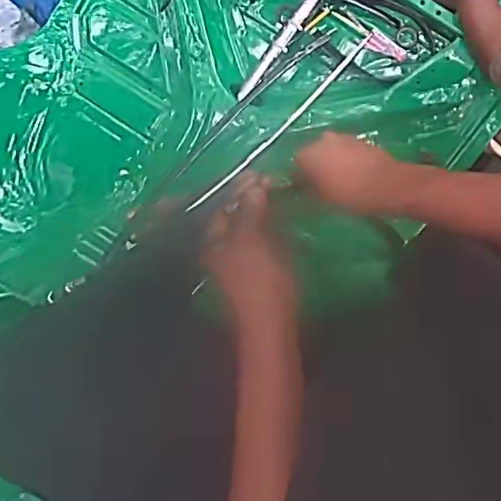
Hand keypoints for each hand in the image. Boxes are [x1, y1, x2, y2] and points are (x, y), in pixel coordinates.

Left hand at [203, 176, 296, 327]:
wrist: (273, 324)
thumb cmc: (259, 278)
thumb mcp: (253, 237)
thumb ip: (249, 208)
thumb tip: (252, 183)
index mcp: (213, 240)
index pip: (221, 205)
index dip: (239, 188)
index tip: (261, 176)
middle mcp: (220, 249)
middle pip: (234, 215)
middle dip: (251, 199)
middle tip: (274, 184)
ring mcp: (238, 261)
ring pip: (249, 228)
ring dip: (263, 213)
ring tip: (283, 199)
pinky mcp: (257, 271)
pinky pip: (262, 241)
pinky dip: (272, 230)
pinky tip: (287, 224)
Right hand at [294, 133, 413, 216]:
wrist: (386, 184)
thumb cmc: (349, 194)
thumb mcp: (322, 198)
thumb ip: (307, 189)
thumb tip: (302, 186)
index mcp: (307, 153)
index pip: (294, 164)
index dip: (298, 179)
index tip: (304, 191)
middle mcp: (322, 140)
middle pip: (312, 153)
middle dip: (314, 166)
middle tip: (321, 185)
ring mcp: (342, 137)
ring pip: (329, 149)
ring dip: (330, 161)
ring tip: (338, 179)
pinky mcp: (359, 139)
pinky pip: (345, 149)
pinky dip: (345, 158)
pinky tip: (352, 172)